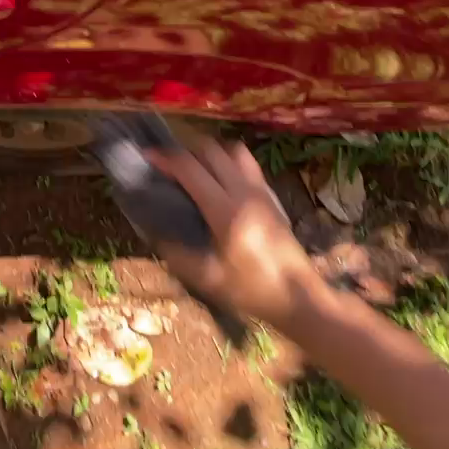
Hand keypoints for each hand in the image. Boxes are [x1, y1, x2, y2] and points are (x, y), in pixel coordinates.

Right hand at [148, 138, 319, 331]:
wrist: (302, 299)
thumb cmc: (253, 290)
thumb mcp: (207, 278)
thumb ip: (176, 252)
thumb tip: (153, 231)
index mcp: (225, 210)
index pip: (189, 168)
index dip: (164, 158)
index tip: (146, 156)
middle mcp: (244, 192)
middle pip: (210, 150)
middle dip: (184, 150)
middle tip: (168, 163)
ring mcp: (261, 192)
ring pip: (231, 150)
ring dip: (209, 152)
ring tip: (195, 168)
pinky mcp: (271, 197)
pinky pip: (247, 164)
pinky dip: (228, 162)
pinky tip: (219, 181)